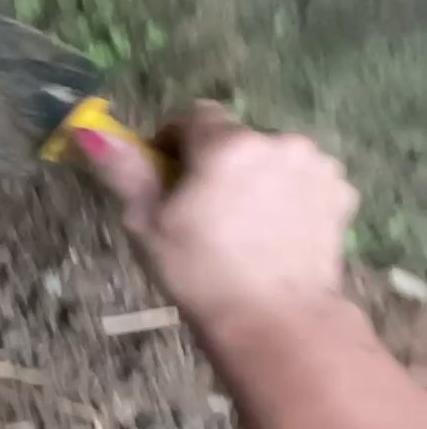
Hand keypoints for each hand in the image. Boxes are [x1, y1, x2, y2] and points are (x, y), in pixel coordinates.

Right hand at [79, 102, 359, 335]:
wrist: (269, 311)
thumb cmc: (191, 267)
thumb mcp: (143, 220)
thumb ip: (123, 170)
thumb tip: (89, 131)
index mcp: (227, 147)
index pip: (192, 117)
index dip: (168, 142)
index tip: (158, 177)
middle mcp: (280, 142)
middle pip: (232, 140)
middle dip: (209, 165)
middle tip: (189, 211)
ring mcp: (318, 165)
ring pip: (266, 159)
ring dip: (245, 179)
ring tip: (228, 226)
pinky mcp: (340, 189)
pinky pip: (296, 180)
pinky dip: (277, 196)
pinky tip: (261, 233)